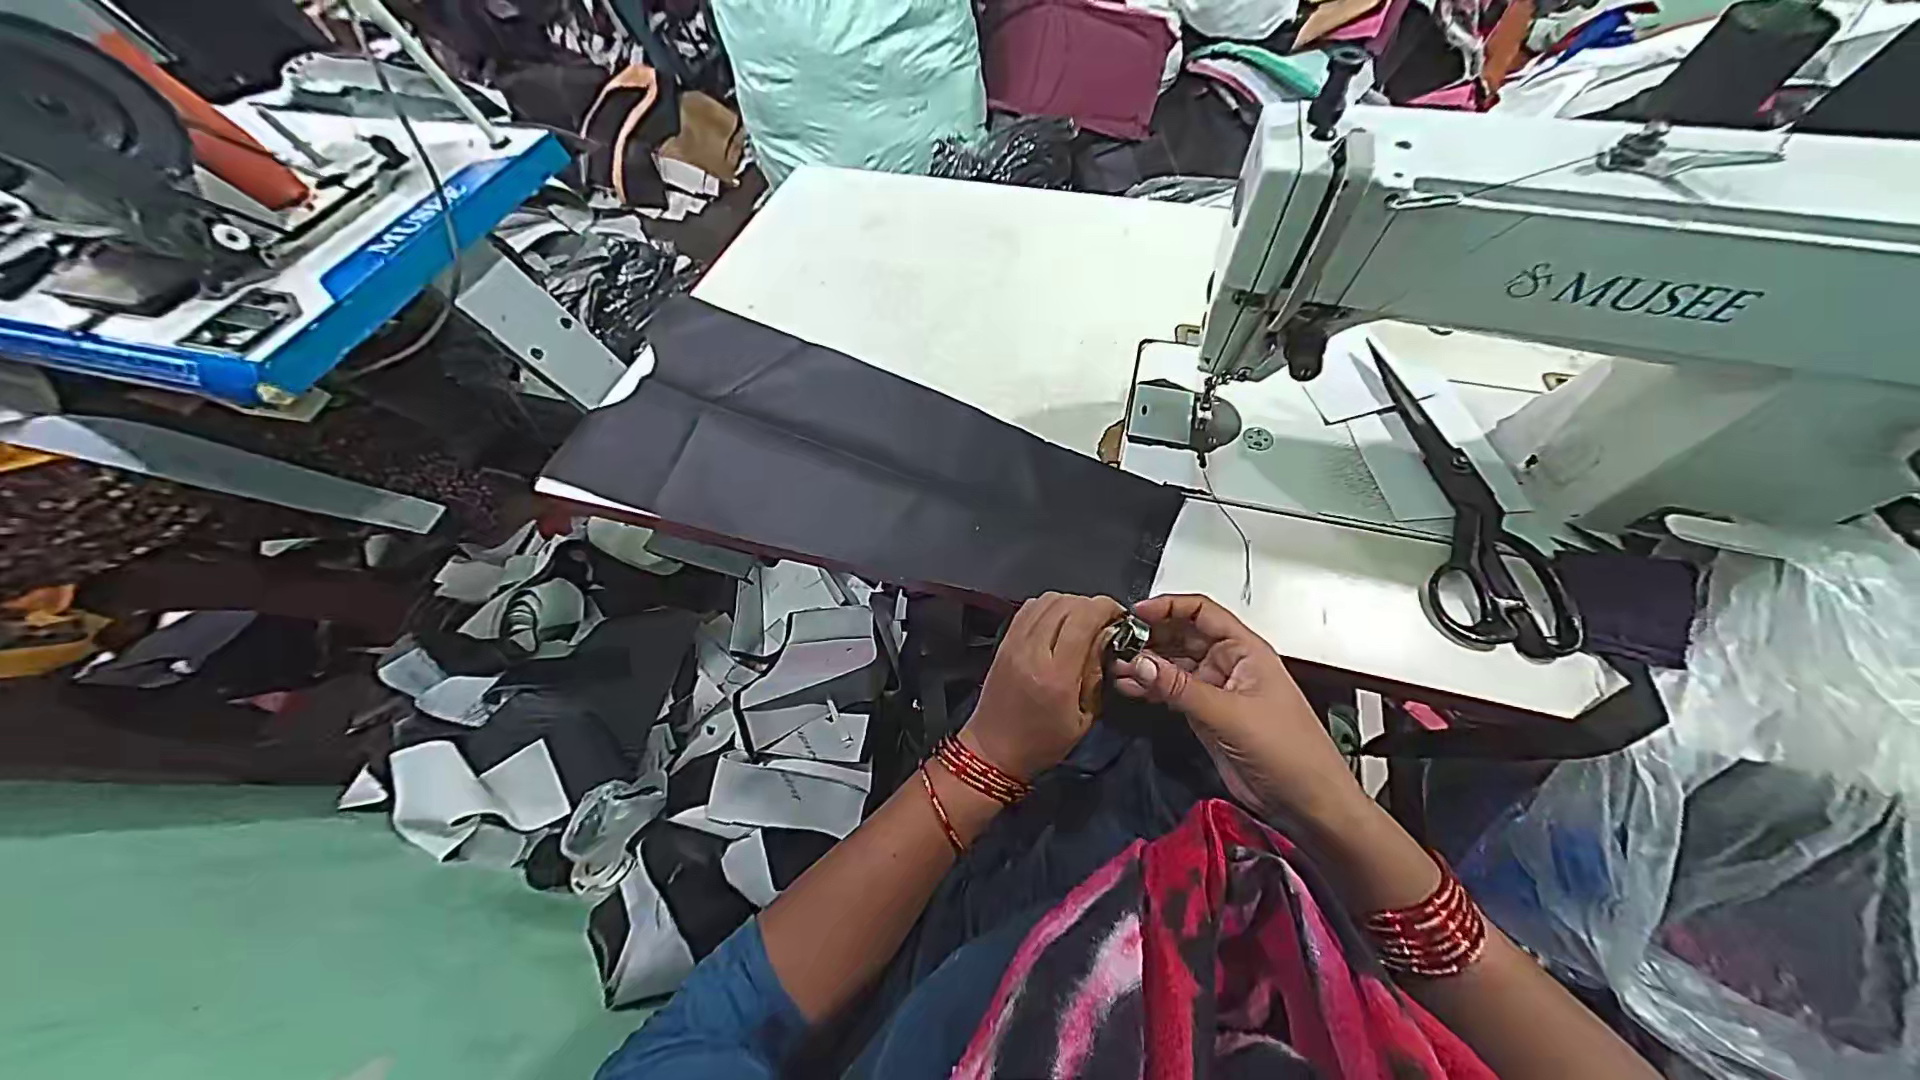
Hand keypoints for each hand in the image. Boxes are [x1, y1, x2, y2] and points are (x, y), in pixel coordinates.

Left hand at [962, 592, 1124, 780]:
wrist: (993, 749)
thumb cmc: (1042, 742)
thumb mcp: (1085, 716)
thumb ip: (1097, 671)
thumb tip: (1108, 635)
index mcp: (1056, 674)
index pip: (1083, 618)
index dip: (1106, 608)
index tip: (1120, 616)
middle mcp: (1032, 651)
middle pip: (1066, 603)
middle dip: (1092, 605)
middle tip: (1105, 620)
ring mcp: (1014, 642)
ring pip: (1047, 600)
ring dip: (1071, 603)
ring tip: (1084, 621)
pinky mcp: (1004, 641)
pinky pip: (1029, 608)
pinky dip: (1050, 607)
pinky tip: (1059, 622)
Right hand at [1112, 593, 1361, 822]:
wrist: (1306, 803)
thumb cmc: (1293, 753)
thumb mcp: (1231, 714)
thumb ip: (1181, 688)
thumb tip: (1141, 663)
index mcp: (1245, 650)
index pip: (1201, 612)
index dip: (1168, 606)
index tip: (1138, 614)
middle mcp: (1228, 664)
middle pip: (1181, 635)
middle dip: (1150, 636)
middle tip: (1120, 642)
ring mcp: (1215, 688)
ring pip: (1172, 664)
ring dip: (1145, 663)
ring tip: (1117, 665)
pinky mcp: (1205, 713)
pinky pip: (1170, 690)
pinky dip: (1149, 687)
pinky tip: (1130, 687)